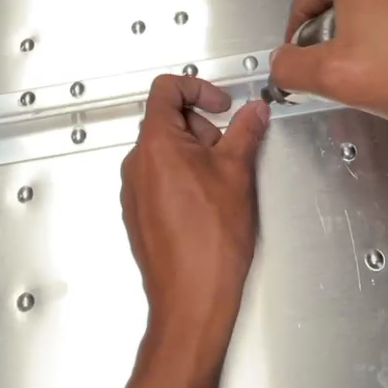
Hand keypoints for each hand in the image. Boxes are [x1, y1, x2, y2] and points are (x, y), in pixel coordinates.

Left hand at [119, 75, 269, 387]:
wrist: (192, 300)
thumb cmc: (210, 242)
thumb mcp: (237, 172)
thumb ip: (245, 131)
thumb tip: (253, 111)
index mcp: (156, 143)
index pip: (166, 88)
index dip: (198, 87)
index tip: (221, 104)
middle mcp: (137, 162)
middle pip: (169, 119)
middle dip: (204, 127)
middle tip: (229, 151)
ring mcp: (134, 189)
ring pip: (167, 149)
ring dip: (197, 153)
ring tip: (221, 183)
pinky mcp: (138, 211)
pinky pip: (160, 176)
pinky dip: (185, 176)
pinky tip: (208, 203)